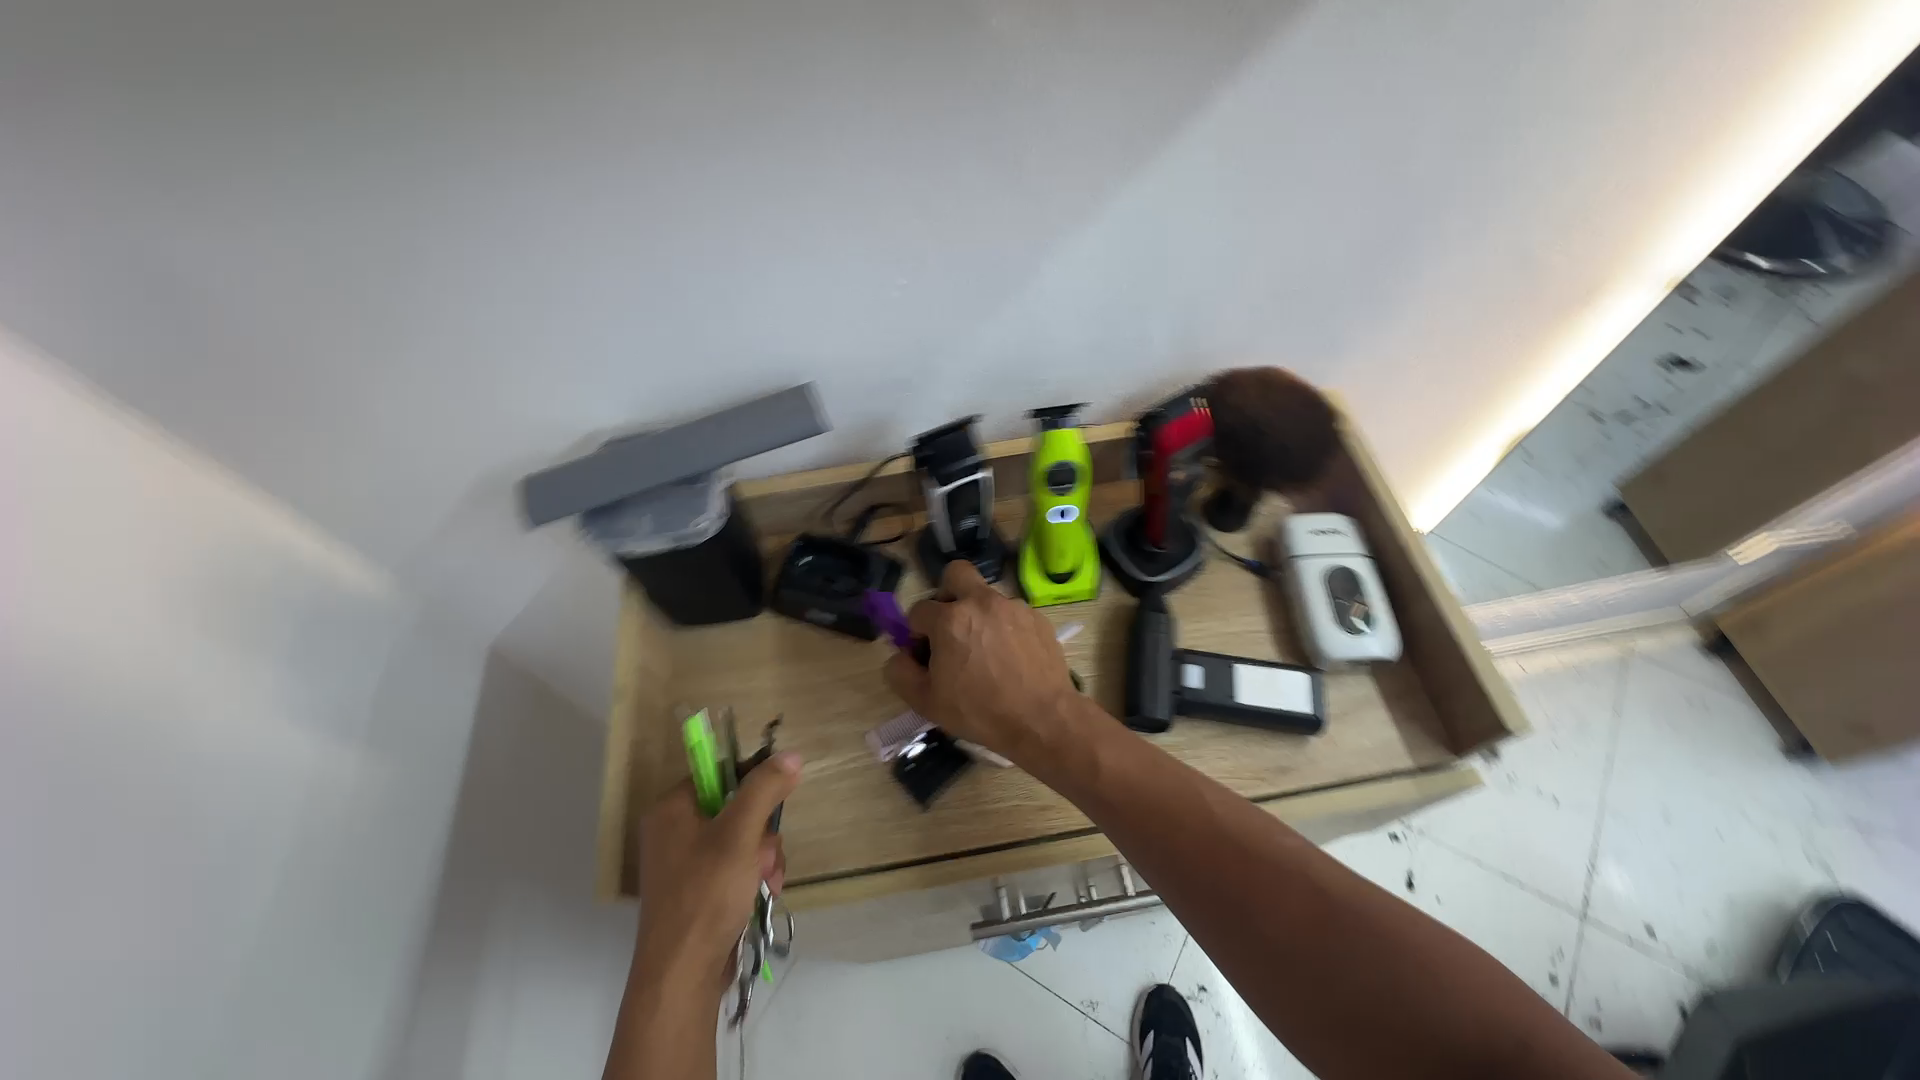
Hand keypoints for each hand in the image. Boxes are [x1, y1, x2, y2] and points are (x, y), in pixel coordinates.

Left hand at [632, 754, 801, 989]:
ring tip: (767, 881)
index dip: (752, 781)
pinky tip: (764, 893)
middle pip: (734, 808)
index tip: (777, 799)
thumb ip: (764, 790)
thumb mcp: (740, 835)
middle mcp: (673, 831)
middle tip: (765, 856)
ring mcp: (684, 864)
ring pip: (741, 839)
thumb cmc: (706, 895)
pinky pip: (734, 866)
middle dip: (761, 832)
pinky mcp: (696, 891)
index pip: (718, 774)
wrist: (682, 973)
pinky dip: (753, 876)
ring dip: (763, 857)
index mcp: (671, 809)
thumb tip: (790, 754)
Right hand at [882, 561, 1083, 760]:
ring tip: (986, 652)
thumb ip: (900, 672)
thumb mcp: (925, 701)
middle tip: (951, 627)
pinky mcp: (1037, 618)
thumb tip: (901, 654)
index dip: (916, 633)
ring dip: (979, 616)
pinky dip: (1005, 629)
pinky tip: (1011, 659)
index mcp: (950, 619)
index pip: (919, 610)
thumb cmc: (979, 711)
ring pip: (987, 597)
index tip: (925, 654)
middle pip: (956, 574)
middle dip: (947, 595)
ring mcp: (1013, 607)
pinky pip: (1011, 615)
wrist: (1042, 720)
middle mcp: (981, 602)